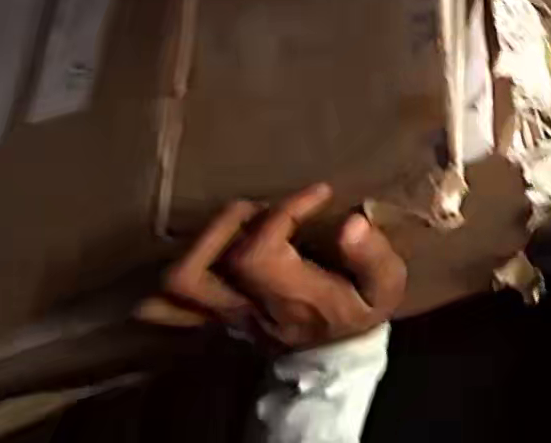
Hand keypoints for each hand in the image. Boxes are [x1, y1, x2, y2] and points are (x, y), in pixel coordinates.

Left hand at [138, 183, 407, 350]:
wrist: (336, 357)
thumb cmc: (361, 309)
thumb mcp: (386, 284)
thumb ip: (373, 254)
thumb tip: (352, 221)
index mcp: (290, 299)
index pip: (257, 253)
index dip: (284, 210)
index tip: (320, 193)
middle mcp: (245, 309)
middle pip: (194, 271)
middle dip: (230, 221)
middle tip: (270, 205)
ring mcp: (222, 316)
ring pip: (174, 285)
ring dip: (203, 239)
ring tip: (245, 219)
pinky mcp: (213, 315)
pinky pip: (165, 304)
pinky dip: (180, 270)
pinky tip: (214, 247)